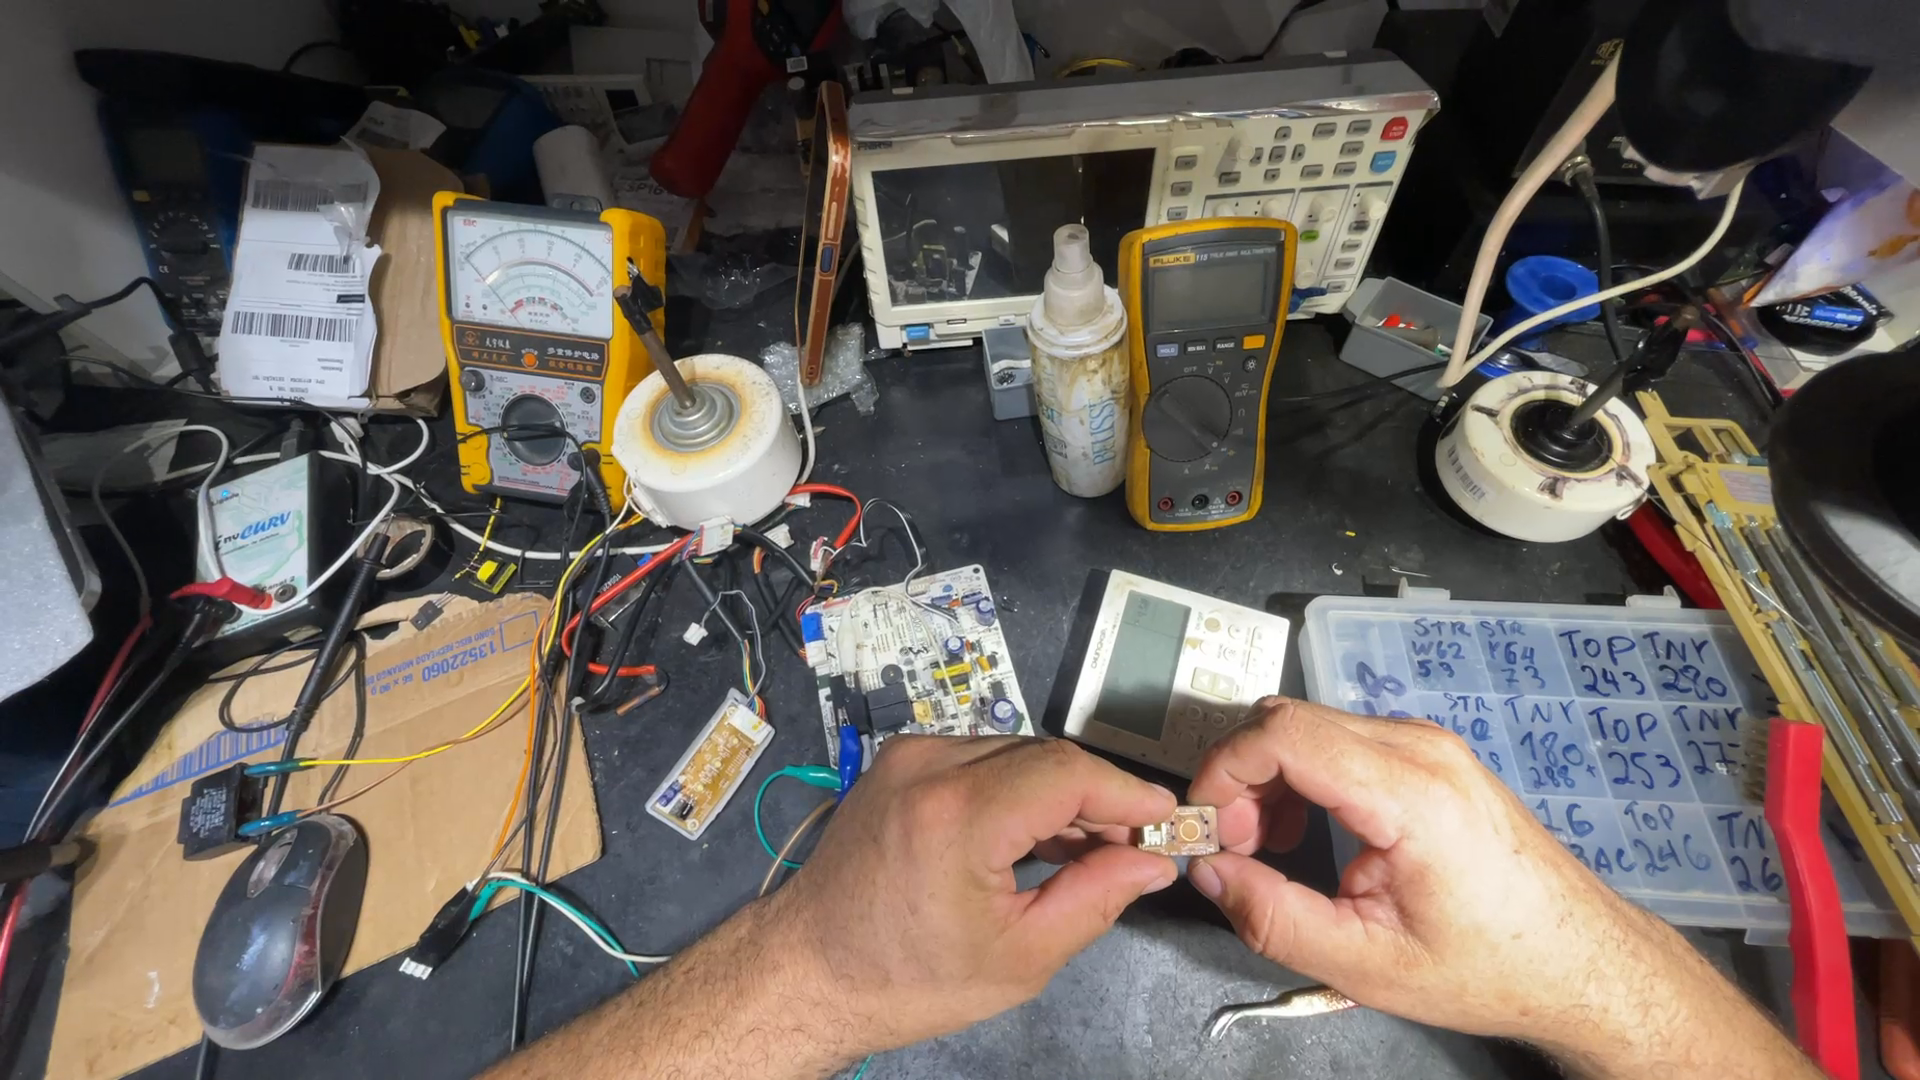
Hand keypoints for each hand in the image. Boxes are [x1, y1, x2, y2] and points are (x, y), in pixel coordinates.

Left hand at [762, 736, 1177, 1056]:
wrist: (810, 964)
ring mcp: (911, 753)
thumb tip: (1150, 861)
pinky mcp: (901, 756)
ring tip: (1088, 843)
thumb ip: (1093, 898)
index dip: (1126, 791)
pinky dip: (1019, 784)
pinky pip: (982, 755)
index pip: (1066, 772)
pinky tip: (1035, 827)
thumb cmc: (910, 977)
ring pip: (1016, 750)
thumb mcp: (1018, 958)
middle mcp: (931, 763)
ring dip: (1059, 789)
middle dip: (1098, 794)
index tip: (1165, 816)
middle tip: (1132, 842)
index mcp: (958, 815)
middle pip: (1044, 755)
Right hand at [1185, 699, 1815, 1076]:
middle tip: (1237, 846)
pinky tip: (1307, 828)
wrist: (1592, 966)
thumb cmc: (1487, 969)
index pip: (1282, 733)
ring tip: (1269, 843)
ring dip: (1266, 778)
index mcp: (1409, 790)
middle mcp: (1414, 743)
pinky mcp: (1423, 750)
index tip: (1207, 827)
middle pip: (1285, 721)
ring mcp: (1422, 740)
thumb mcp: (1367, 965)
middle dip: (1239, 778)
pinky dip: (1298, 775)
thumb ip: (1271, 917)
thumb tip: (1204, 870)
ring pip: (1304, 725)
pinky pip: (1334, 737)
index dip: (1224, 769)